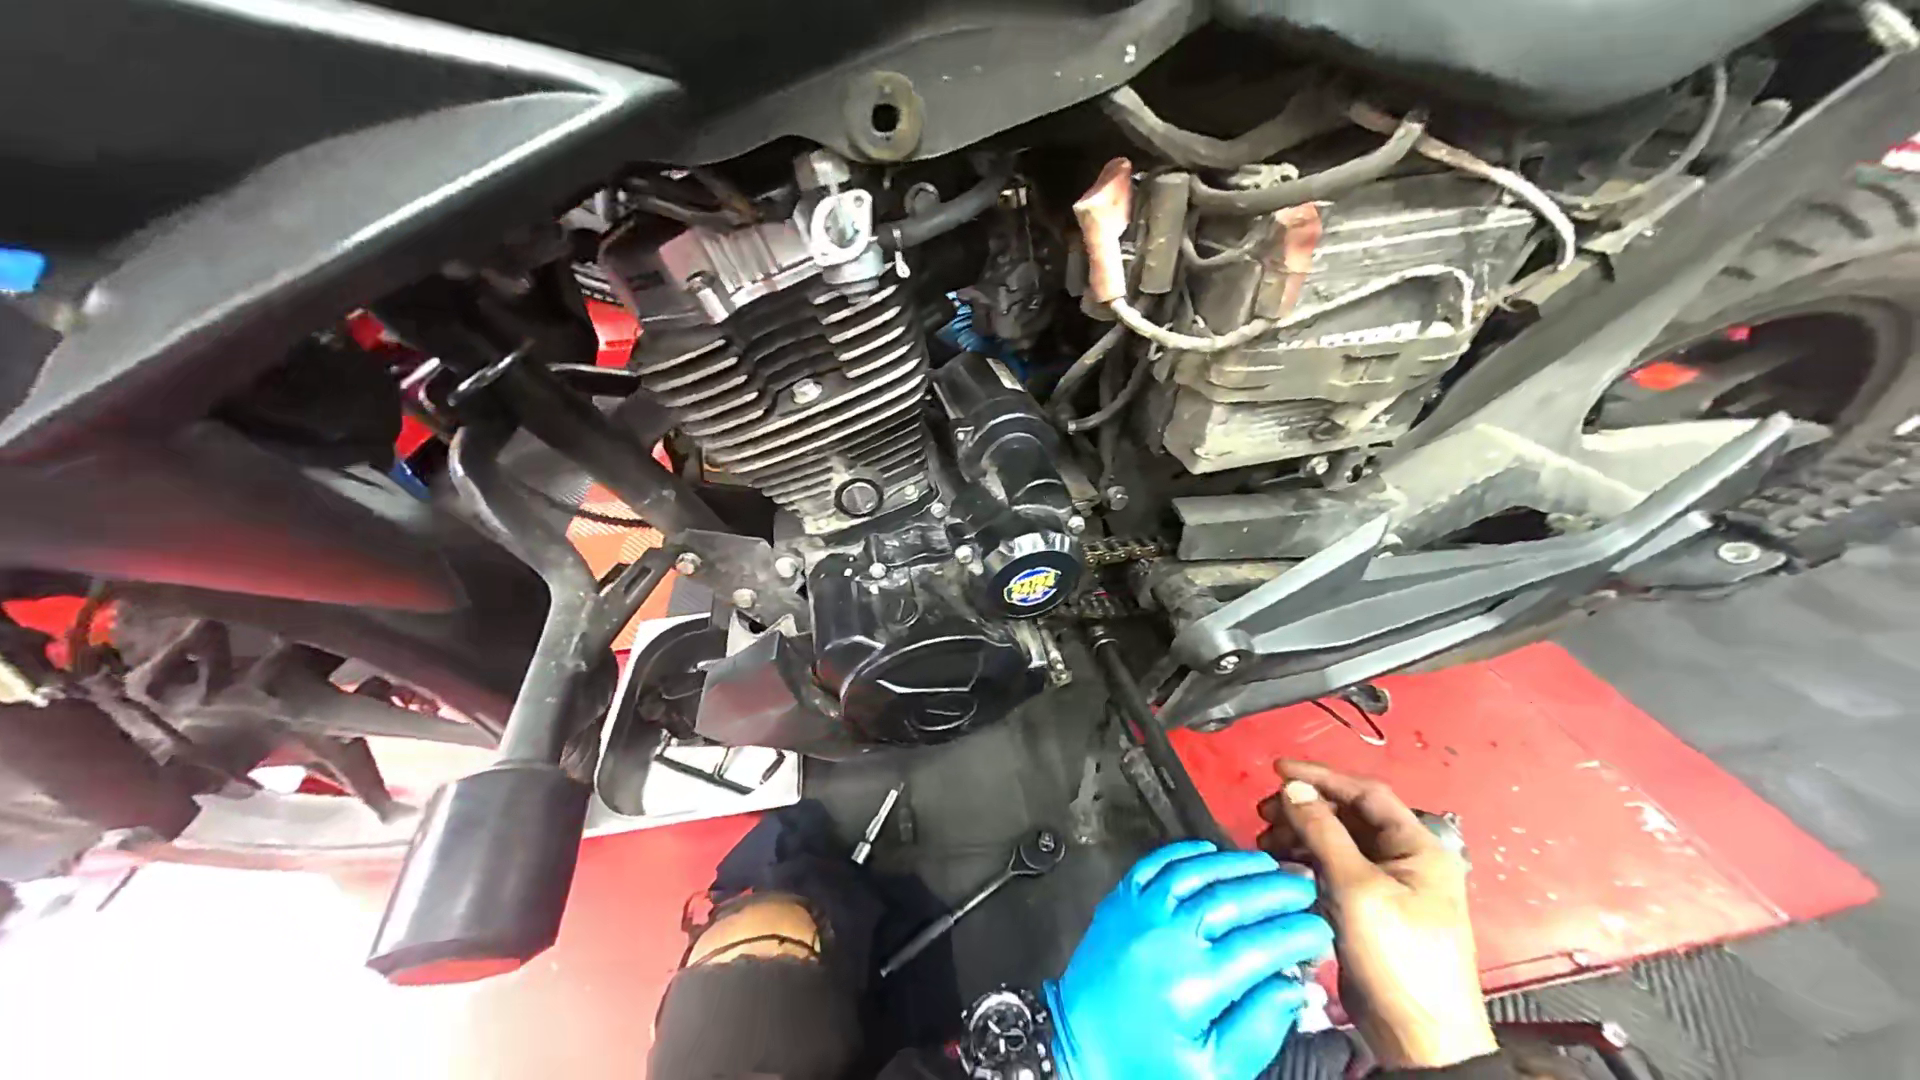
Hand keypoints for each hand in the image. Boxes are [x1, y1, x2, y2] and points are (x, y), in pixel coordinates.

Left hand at [1046, 840, 1332, 1079]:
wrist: (1078, 1044)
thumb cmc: (1146, 1064)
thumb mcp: (1212, 1072)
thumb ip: (1257, 1028)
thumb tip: (1293, 986)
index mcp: (1193, 982)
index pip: (1259, 945)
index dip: (1296, 934)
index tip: (1323, 930)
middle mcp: (1166, 935)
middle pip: (1231, 899)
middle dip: (1275, 890)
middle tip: (1308, 884)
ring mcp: (1140, 910)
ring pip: (1195, 872)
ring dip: (1236, 864)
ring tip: (1270, 864)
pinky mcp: (1120, 899)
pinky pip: (1155, 863)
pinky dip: (1185, 852)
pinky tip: (1211, 852)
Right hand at [1257, 761, 1497, 1069]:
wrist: (1420, 1038)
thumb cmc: (1398, 956)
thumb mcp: (1357, 888)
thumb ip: (1323, 831)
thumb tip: (1293, 788)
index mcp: (1418, 848)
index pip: (1365, 793)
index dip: (1321, 776)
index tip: (1278, 770)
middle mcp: (1404, 859)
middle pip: (1347, 815)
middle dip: (1303, 810)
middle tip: (1265, 814)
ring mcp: (1386, 884)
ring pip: (1335, 841)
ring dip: (1299, 835)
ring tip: (1267, 844)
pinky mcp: (1367, 906)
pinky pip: (1332, 868)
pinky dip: (1305, 861)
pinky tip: (1282, 866)